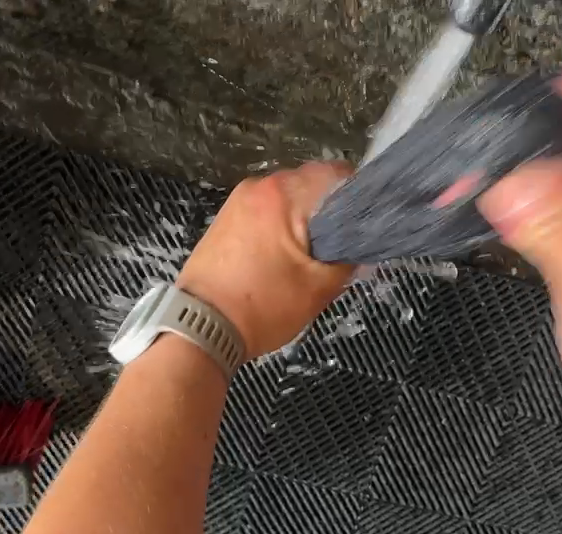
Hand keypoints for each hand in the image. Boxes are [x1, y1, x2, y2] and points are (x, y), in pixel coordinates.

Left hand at [178, 162, 355, 358]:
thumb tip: (360, 249)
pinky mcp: (222, 224)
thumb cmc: (261, 308)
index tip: (363, 231)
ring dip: (300, 229)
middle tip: (334, 257)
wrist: (198, 330)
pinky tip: (277, 267)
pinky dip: (276, 236)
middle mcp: (257, 187)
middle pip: (309, 189)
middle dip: (327, 219)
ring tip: (303, 267)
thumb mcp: (318, 289)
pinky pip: (262, 219)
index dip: (358, 202)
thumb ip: (349, 261)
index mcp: (284, 192)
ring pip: (285, 206)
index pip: (338, 176)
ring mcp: (235, 204)